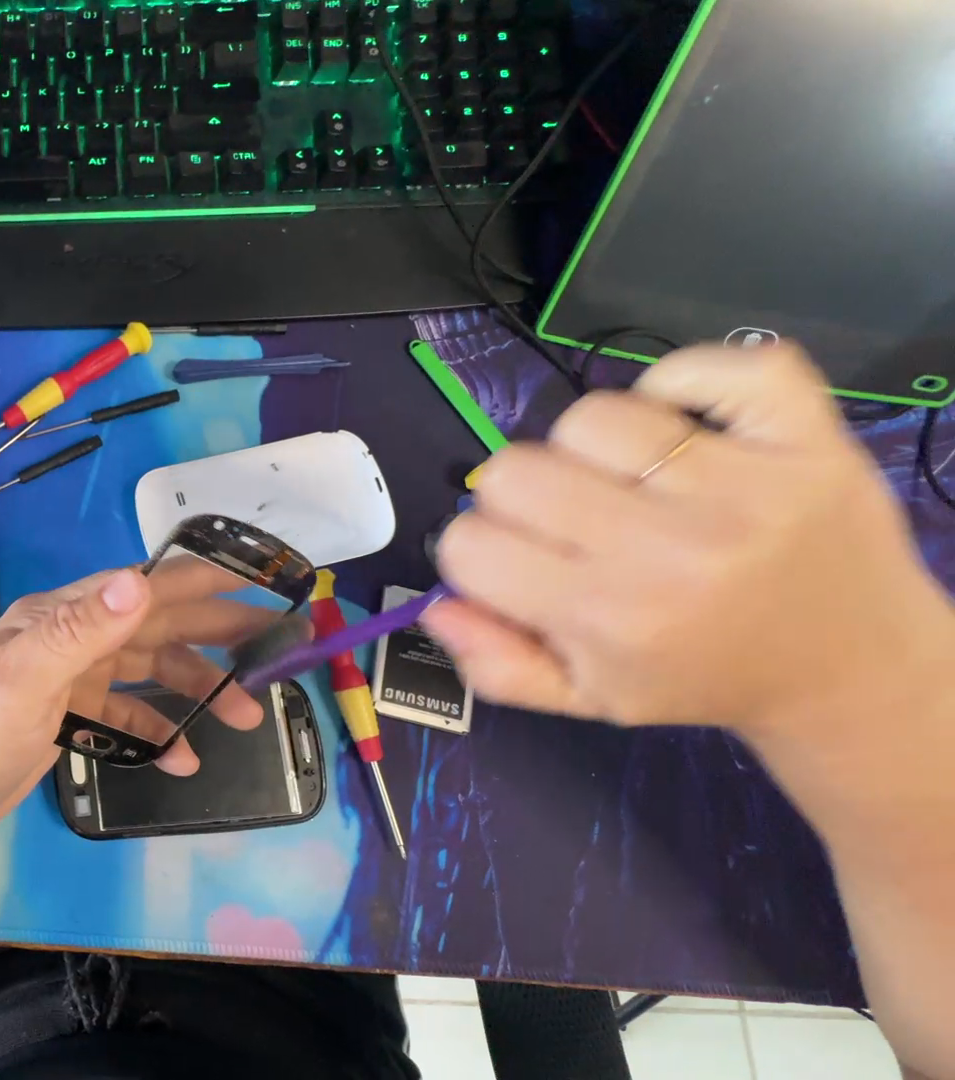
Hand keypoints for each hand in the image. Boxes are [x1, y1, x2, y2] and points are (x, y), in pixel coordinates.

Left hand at [0, 562, 280, 840]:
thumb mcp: (24, 680)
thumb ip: (80, 631)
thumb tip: (137, 580)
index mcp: (60, 616)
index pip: (140, 586)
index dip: (200, 581)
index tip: (258, 583)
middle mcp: (69, 638)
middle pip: (154, 626)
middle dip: (214, 636)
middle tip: (274, 651)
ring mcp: (69, 678)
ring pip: (146, 672)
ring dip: (194, 690)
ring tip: (245, 718)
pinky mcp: (67, 716)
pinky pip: (124, 716)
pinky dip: (155, 731)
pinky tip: (184, 758)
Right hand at [424, 343, 952, 735]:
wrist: (855, 671)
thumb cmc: (699, 678)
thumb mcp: (584, 697)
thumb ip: (494, 661)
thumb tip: (435, 605)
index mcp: (608, 616)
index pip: (469, 545)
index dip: (472, 550)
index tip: (511, 562)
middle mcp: (669, 550)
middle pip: (512, 470)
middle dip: (513, 496)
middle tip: (559, 521)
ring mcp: (745, 488)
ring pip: (591, 416)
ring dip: (583, 446)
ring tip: (616, 479)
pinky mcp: (809, 442)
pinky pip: (722, 366)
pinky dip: (682, 380)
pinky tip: (677, 423)